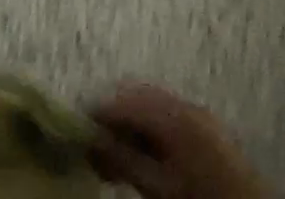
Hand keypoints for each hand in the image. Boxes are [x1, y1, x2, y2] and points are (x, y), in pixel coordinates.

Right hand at [88, 85, 264, 198]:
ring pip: (149, 104)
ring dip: (129, 123)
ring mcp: (199, 113)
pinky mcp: (208, 128)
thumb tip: (87, 140)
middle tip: (95, 143)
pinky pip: (167, 115)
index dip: (94, 116)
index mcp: (172, 113)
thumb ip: (120, 159)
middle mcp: (185, 103)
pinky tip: (143, 152)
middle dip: (111, 116)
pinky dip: (149, 128)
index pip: (119, 102)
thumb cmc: (201, 198)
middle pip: (133, 95)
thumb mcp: (157, 185)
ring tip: (116, 152)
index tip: (76, 132)